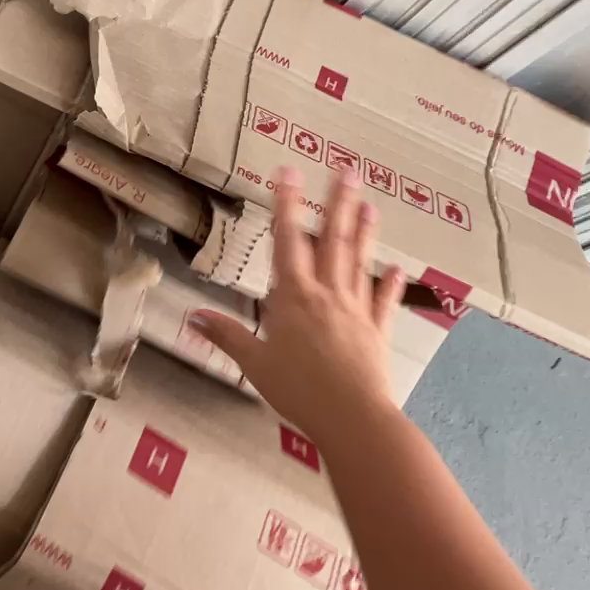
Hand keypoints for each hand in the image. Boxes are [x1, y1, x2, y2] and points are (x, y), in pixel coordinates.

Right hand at [192, 165, 406, 442]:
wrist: (353, 418)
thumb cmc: (298, 388)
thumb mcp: (253, 362)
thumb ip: (227, 335)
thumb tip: (193, 316)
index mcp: (294, 296)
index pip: (287, 240)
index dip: (286, 204)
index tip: (289, 172)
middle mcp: (327, 293)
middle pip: (333, 240)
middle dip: (337, 203)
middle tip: (347, 170)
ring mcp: (356, 310)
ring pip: (359, 262)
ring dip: (364, 232)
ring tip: (370, 204)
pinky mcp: (376, 331)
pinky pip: (383, 302)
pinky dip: (390, 284)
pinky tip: (396, 269)